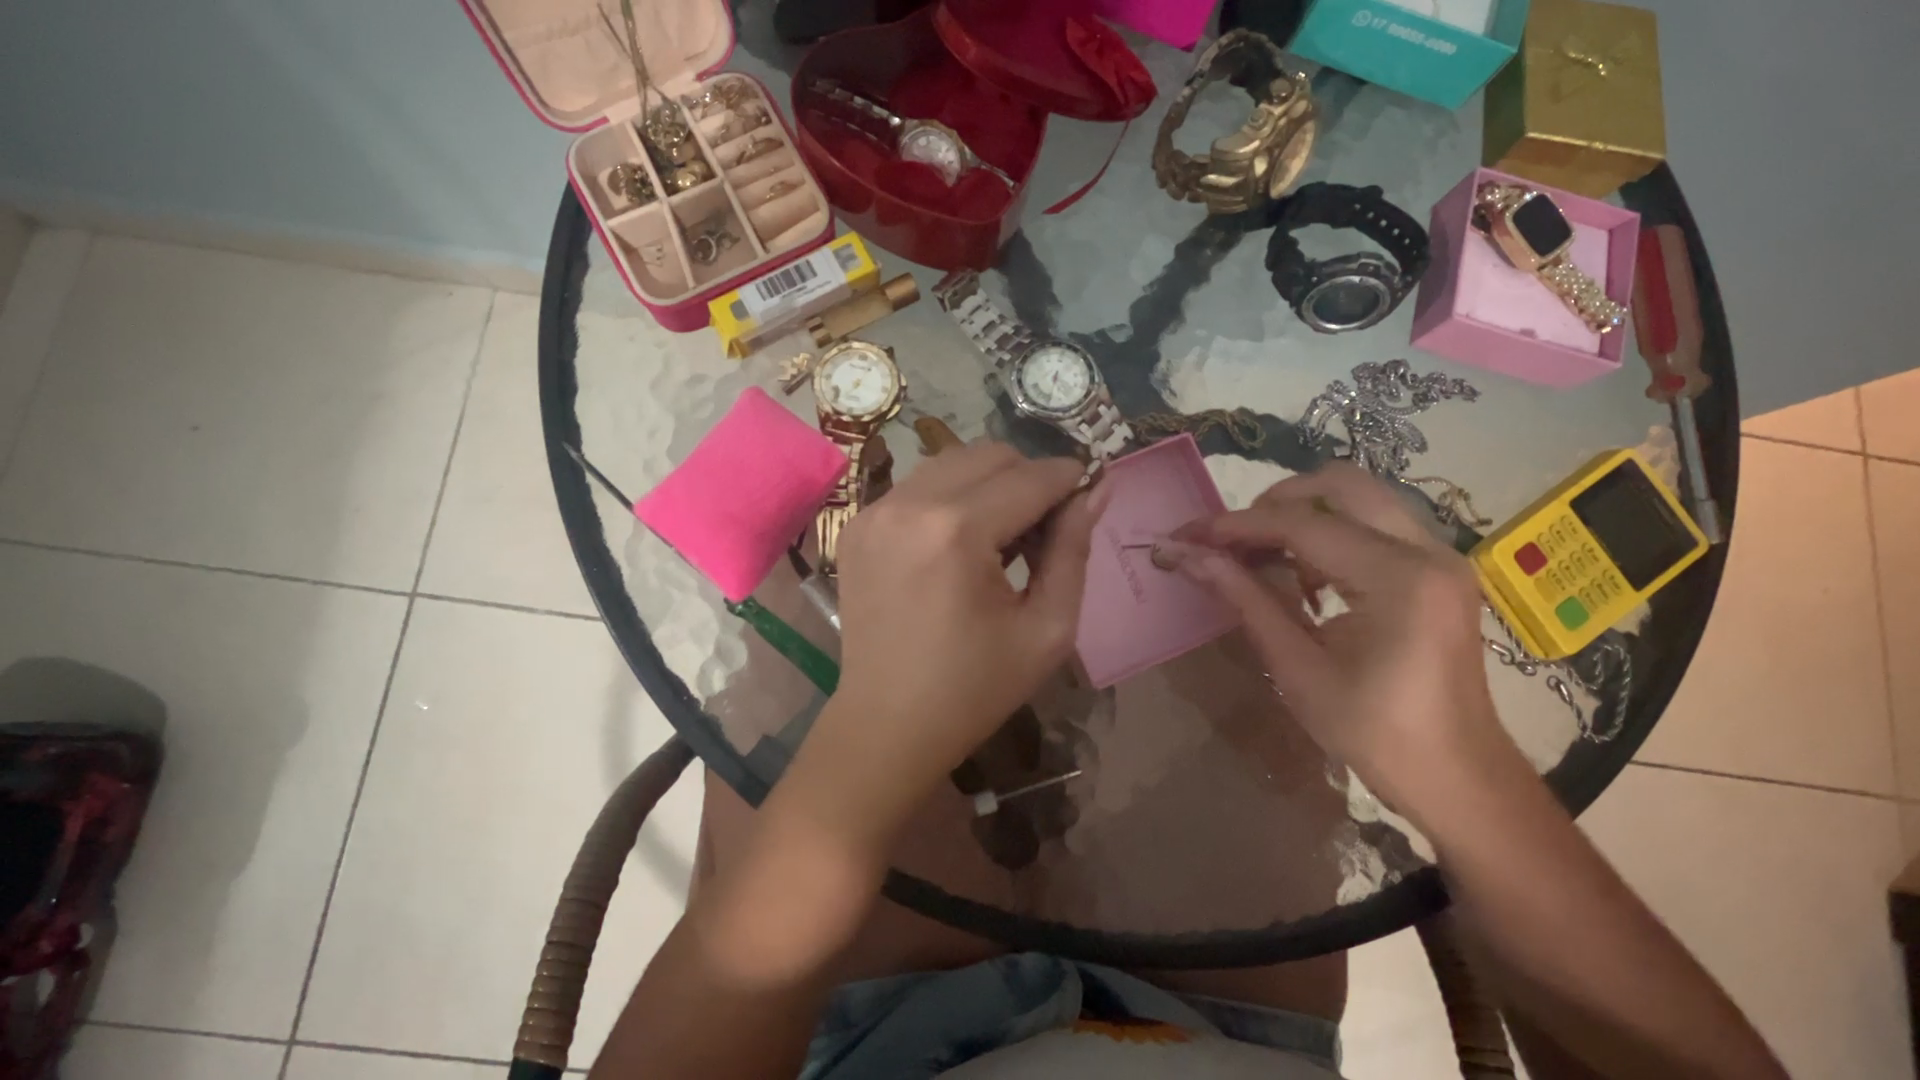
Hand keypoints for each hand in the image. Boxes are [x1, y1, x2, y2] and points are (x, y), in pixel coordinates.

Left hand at [809, 441, 1101, 839]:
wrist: (888, 723)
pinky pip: (918, 486)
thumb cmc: (975, 688)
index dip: (1071, 480)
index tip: (1090, 494)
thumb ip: (1074, 551)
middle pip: (990, 455)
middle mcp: (909, 504)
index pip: (1032, 477)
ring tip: (1003, 536)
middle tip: (1045, 526)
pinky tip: (960, 544)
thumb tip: (1097, 490)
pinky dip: (949, 498)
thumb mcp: (1047, 628)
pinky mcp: (857, 526)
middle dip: (1028, 478)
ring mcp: (874, 512)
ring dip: (988, 484)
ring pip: (951, 462)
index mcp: (957, 531)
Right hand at [1168, 463, 1511, 816]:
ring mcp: (1440, 556)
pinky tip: (1303, 579)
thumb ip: (1246, 600)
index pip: (1303, 525)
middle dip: (1275, 503)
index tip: (1187, 536)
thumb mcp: (1298, 669)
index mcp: (1398, 579)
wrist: (1456, 777)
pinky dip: (1331, 536)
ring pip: (1360, 499)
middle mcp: (1427, 550)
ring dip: (1303, 517)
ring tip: (1261, 562)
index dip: (1238, 526)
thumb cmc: (1373, 734)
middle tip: (1232, 541)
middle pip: (1340, 485)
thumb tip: (1187, 557)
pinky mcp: (1439, 570)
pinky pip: (1376, 526)